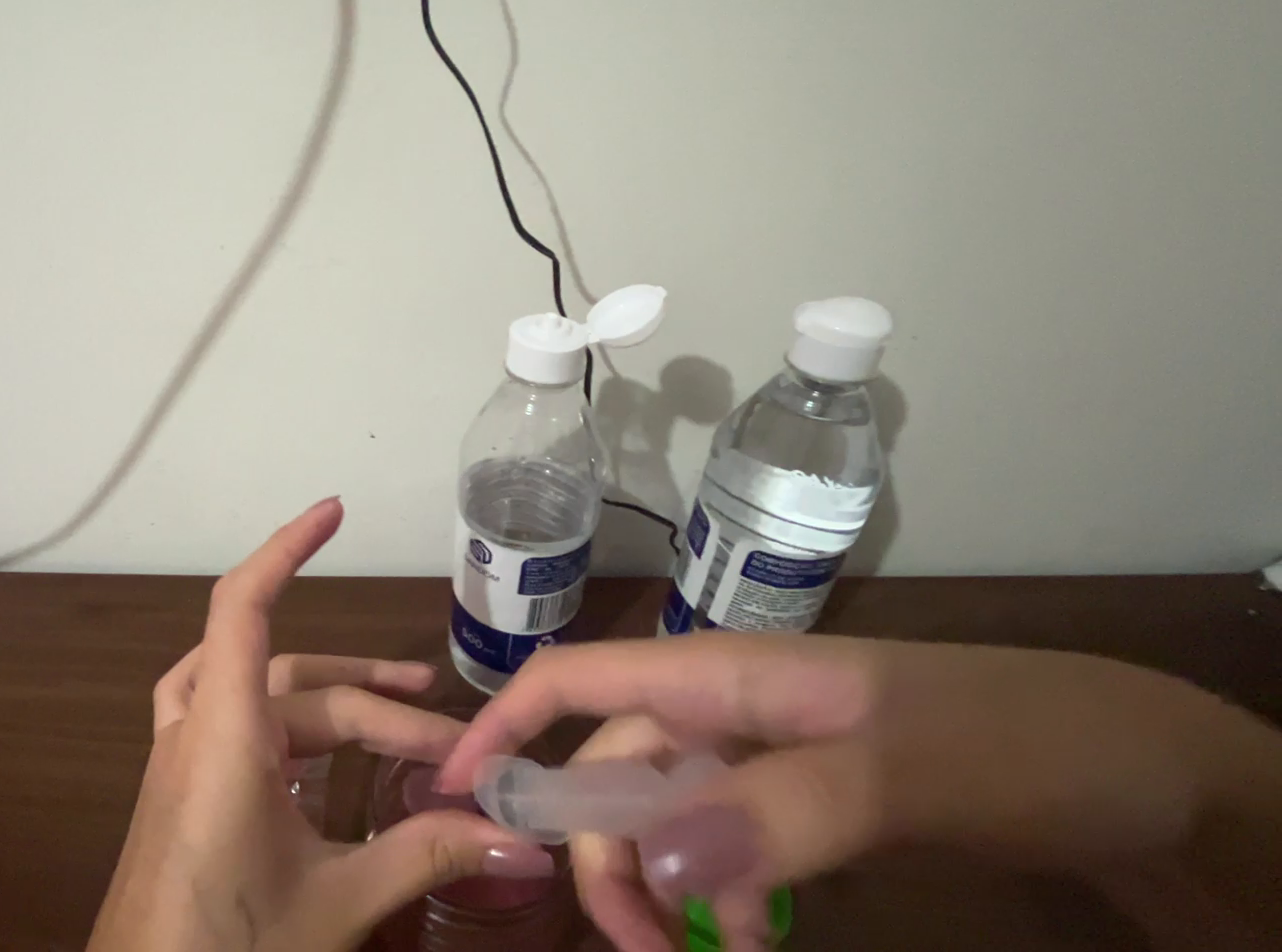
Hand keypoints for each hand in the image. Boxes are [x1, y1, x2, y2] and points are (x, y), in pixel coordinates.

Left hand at [87, 498, 554, 951]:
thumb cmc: (224, 949)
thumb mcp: (334, 904)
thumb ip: (425, 856)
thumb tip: (521, 832)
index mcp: (224, 734)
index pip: (244, 605)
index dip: (288, 548)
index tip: (335, 510)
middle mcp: (198, 730)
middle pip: (296, 682)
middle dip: (375, 701)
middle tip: (447, 733)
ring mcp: (182, 759)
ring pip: (265, 697)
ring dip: (333, 702)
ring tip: (404, 717)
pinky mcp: (181, 790)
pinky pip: (233, 723)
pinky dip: (287, 723)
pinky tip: (325, 760)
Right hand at [437, 633, 1281, 951]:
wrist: (1148, 770)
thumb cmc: (1014, 736)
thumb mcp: (897, 770)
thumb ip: (774, 812)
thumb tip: (643, 866)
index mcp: (719, 673)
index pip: (575, 682)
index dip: (503, 726)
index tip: (450, 793)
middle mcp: (720, 710)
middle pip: (610, 774)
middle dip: (599, 858)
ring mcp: (756, 759)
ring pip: (659, 819)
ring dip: (656, 890)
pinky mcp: (793, 803)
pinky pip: (714, 849)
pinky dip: (712, 898)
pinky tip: (747, 940)